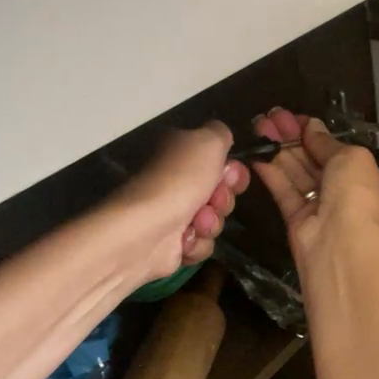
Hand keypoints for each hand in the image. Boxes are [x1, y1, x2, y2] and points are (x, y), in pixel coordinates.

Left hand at [109, 121, 250, 280]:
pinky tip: (183, 241)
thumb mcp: (208, 141)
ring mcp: (171, 215)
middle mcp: (174, 182)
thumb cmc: (179, 180)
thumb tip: (221, 138)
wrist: (147, 230)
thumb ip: (220, 133)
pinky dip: (196, 243)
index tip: (231, 178)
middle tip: (213, 201)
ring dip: (210, 223)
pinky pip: (201, 244)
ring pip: (213, 221)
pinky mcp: (170, 245)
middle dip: (222, 200)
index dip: (232, 172)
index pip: (218, 162)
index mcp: (179, 154)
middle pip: (219, 193)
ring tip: (194, 225)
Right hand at [249, 108, 378, 265]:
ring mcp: (322, 209)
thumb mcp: (351, 158)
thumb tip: (311, 127)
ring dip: (280, 151)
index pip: (342, 154)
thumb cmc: (357, 194)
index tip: (296, 119)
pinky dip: (273, 173)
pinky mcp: (298, 221)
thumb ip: (327, 142)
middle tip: (271, 117)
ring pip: (299, 175)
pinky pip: (285, 192)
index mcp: (371, 181)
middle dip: (295, 139)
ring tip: (260, 128)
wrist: (342, 245)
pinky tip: (257, 154)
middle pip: (317, 162)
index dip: (319, 135)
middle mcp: (347, 195)